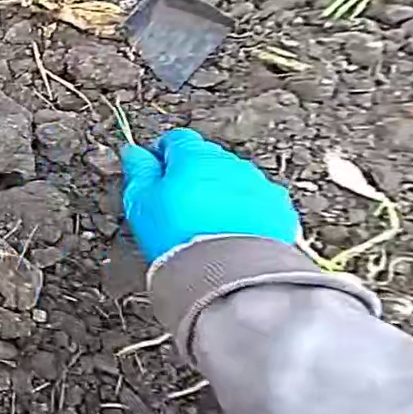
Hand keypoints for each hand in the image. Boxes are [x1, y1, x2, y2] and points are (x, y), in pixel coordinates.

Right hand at [120, 128, 300, 262]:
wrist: (227, 273)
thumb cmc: (180, 235)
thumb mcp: (142, 202)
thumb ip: (138, 171)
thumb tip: (134, 152)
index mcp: (194, 156)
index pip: (175, 140)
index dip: (160, 156)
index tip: (153, 175)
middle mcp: (230, 164)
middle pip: (205, 160)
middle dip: (191, 176)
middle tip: (175, 206)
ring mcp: (258, 185)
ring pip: (232, 181)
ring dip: (218, 194)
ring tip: (202, 225)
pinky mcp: (278, 210)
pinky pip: (256, 203)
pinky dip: (243, 213)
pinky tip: (228, 233)